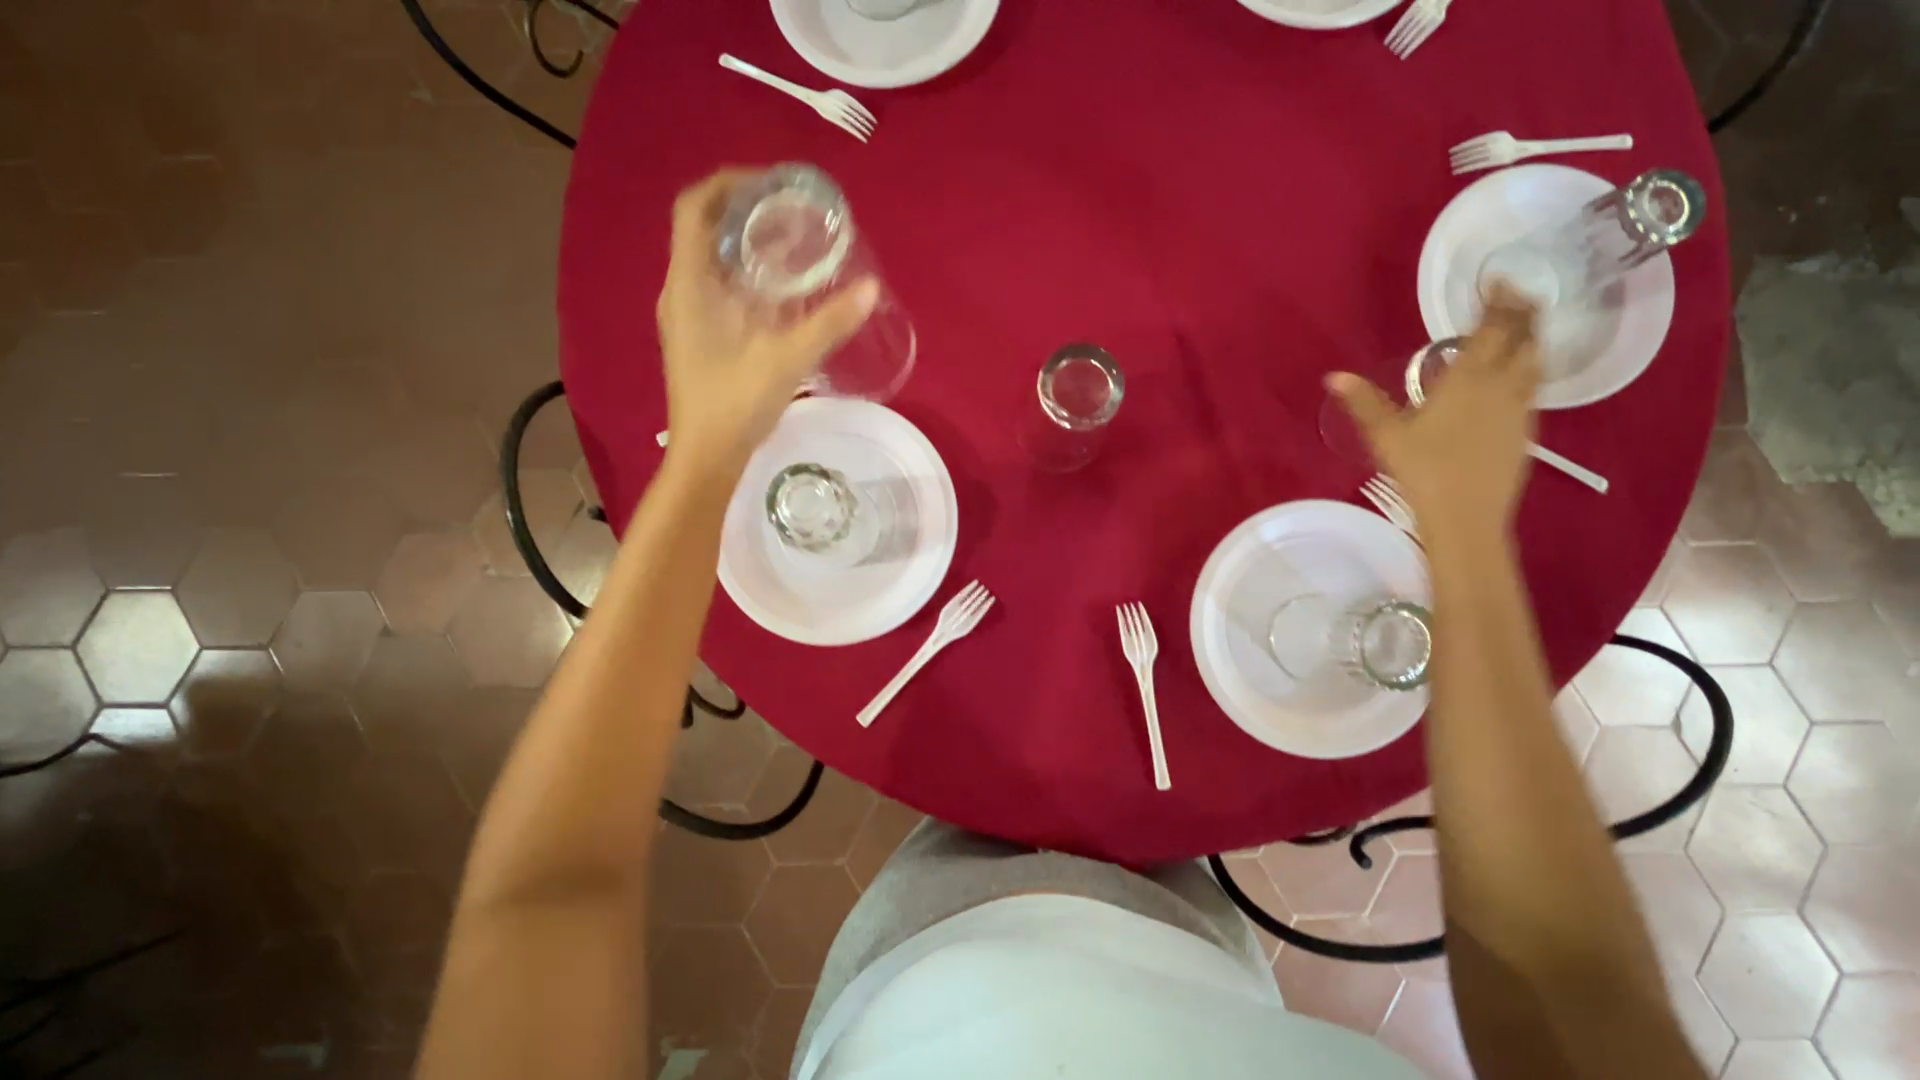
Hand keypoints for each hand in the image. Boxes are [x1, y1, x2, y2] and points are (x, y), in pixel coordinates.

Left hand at [656, 169, 878, 472]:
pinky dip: (744, 272)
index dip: (729, 183)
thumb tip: (871, 289)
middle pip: (704, 226)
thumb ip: (830, 322)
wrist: (705, 456)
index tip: (772, 183)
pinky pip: (715, 283)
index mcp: (690, 283)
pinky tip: (780, 288)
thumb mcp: (788, 359)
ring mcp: (684, 312)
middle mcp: (679, 289)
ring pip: (710, 256)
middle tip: (792, 210)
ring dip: (745, 242)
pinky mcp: (695, 333)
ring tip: (792, 240)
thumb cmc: (735, 403)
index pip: (695, 207)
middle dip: (745, 209)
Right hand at [1327, 283, 1542, 533]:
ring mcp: (1520, 409)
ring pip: (1536, 361)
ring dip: (1532, 337)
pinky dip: (1529, 367)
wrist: (1467, 516)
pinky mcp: (1526, 430)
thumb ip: (1364, 402)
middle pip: (1525, 338)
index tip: (1497, 280)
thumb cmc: (1424, 470)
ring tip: (1522, 327)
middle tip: (1515, 294)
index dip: (1499, 300)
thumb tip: (1334, 376)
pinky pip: (1534, 385)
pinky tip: (1515, 376)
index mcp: (1470, 379)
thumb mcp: (1386, 435)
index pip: (1494, 327)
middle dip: (1523, 312)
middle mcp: (1503, 386)